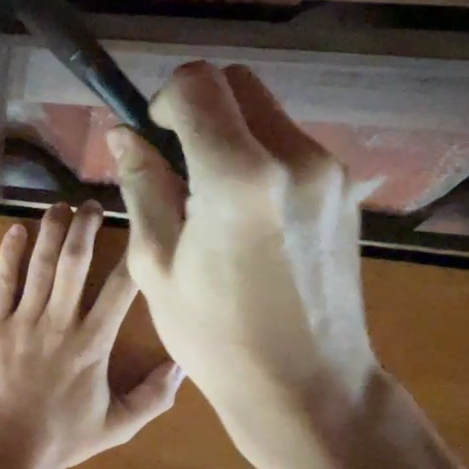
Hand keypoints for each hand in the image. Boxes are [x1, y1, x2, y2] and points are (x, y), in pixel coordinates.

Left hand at [0, 201, 181, 468]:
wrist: (7, 452)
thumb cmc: (63, 439)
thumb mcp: (118, 425)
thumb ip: (154, 397)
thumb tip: (184, 366)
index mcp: (94, 344)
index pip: (122, 288)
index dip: (134, 252)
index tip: (143, 224)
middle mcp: (60, 324)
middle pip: (76, 263)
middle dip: (86, 227)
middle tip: (92, 203)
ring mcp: (24, 323)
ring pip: (40, 266)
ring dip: (50, 232)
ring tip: (59, 207)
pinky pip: (1, 284)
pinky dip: (9, 255)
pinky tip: (15, 232)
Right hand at [106, 62, 381, 468]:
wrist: (307, 385)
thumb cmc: (215, 336)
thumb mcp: (155, 263)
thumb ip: (143, 185)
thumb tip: (124, 134)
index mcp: (238, 177)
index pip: (198, 84)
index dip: (163, 99)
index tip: (152, 137)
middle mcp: (294, 158)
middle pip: (238, 83)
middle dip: (197, 106)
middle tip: (174, 162)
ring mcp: (329, 172)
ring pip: (266, 112)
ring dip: (228, 133)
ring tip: (208, 199)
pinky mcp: (344, 190)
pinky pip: (289, 145)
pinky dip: (257, 157)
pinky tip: (244, 218)